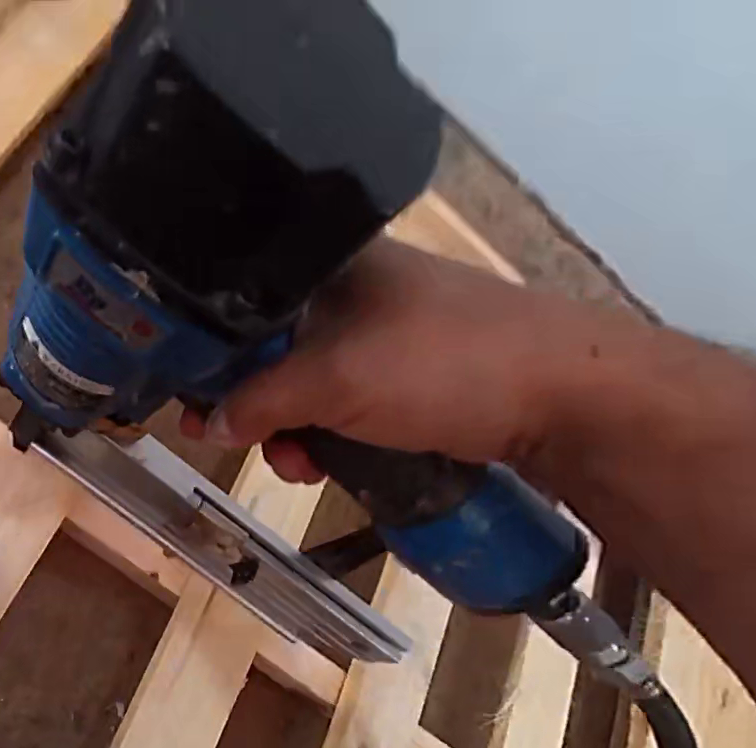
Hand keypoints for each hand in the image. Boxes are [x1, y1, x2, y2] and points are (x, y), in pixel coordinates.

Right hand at [184, 238, 637, 483]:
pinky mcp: (402, 377)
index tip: (192, 404)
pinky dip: (325, 439)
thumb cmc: (439, 366)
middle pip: (270, 357)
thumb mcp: (333, 382)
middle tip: (246, 447)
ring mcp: (379, 338)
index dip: (211, 360)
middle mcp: (350, 296)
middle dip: (255, 411)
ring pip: (304, 390)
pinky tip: (328, 465)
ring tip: (301, 467)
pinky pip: (339, 408)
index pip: (244, 310)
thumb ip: (259, 402)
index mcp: (330, 270)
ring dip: (290, 435)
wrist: (563, 398)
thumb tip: (208, 426)